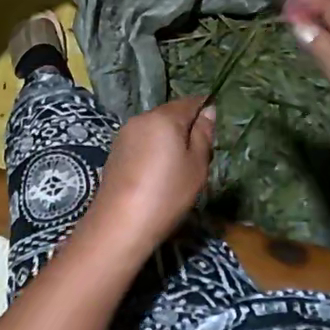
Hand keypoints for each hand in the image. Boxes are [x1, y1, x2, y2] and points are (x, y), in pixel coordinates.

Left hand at [90, 96, 214, 253]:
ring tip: (177, 170)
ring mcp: (124, 135)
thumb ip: (203, 133)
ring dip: (169, 141)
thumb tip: (208, 110)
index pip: (192, 102)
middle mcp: (142, 118)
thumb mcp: (197, 164)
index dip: (206, 112)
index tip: (214, 134)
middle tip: (199, 157)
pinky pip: (142, 143)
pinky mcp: (115, 153)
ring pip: (156, 129)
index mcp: (164, 117)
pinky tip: (157, 176)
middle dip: (187, 128)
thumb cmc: (166, 194)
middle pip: (172, 114)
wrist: (118, 227)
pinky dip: (153, 152)